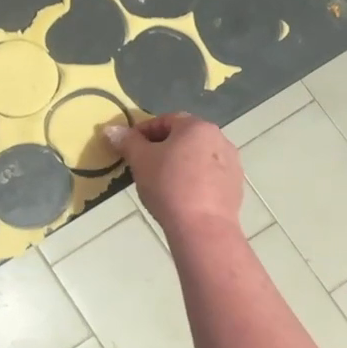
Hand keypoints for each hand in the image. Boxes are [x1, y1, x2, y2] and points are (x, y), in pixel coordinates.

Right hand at [104, 113, 244, 236]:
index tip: (129, 148)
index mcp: (197, 127)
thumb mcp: (140, 161)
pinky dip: (193, 179)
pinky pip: (208, 175)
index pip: (165, 120)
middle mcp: (219, 138)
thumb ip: (127, 141)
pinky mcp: (235, 185)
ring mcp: (232, 162)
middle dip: (162, 147)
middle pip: (183, 137)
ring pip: (197, 156)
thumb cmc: (168, 185)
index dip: (142, 132)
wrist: (203, 226)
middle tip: (143, 165)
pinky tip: (181, 195)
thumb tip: (111, 130)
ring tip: (162, 182)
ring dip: (179, 163)